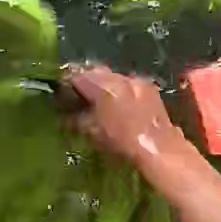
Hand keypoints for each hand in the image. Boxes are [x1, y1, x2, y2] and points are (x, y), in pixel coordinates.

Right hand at [65, 64, 189, 166]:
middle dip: (84, 80)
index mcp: (105, 87)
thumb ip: (76, 117)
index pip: (78, 76)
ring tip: (95, 97)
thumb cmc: (122, 142)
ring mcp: (136, 81)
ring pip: (111, 76)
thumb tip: (64, 113)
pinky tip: (114, 101)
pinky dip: (116, 88)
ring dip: (101, 83)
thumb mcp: (92, 131)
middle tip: (75, 92)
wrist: (160, 150)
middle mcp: (121, 79)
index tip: (60, 91)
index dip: (66, 83)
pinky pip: (125, 82)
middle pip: (95, 71)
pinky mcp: (148, 87)